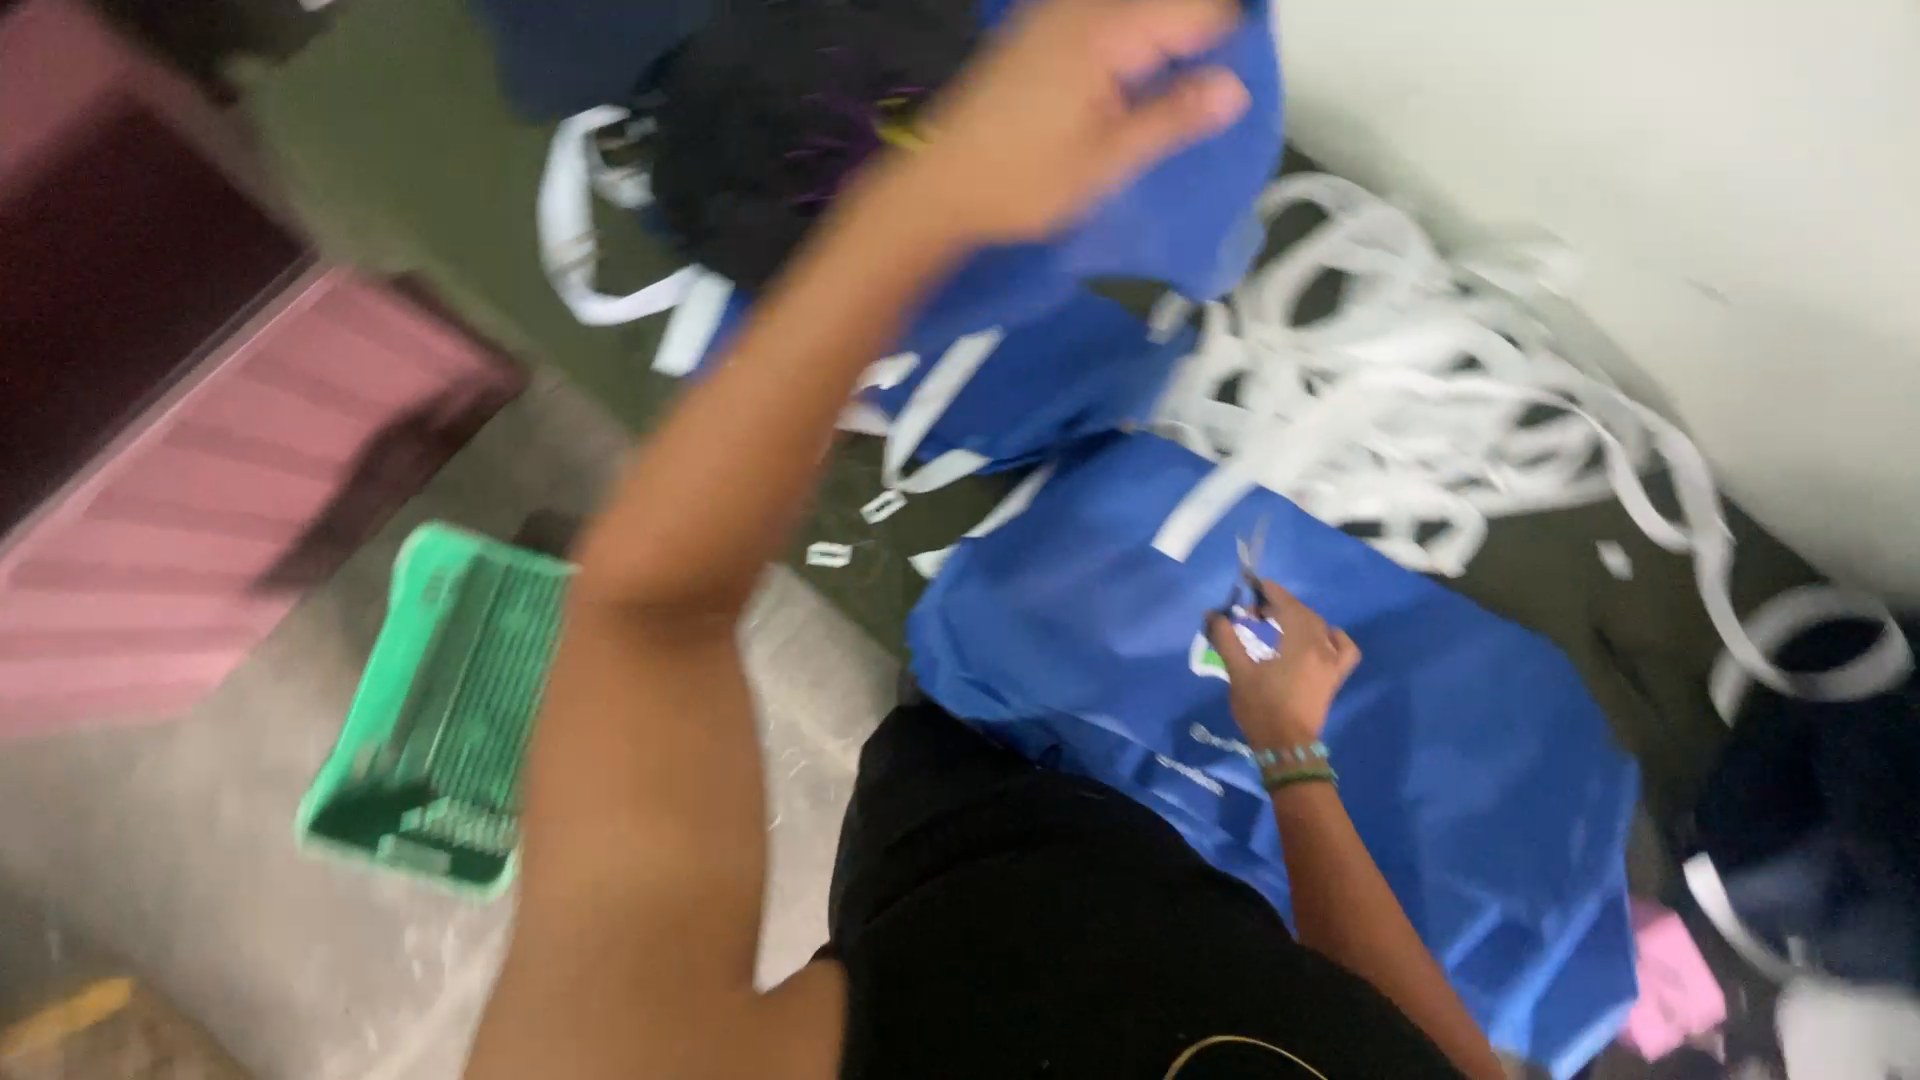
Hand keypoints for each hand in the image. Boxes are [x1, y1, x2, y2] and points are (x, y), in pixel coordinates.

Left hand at [880, 0, 1249, 243]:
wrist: (938, 189)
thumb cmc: (1019, 182)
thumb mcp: (1105, 161)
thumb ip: (1171, 118)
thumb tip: (1235, 89)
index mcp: (1105, 29)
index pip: (1199, 12)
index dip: (1227, 46)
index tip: (1232, 93)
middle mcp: (1078, 7)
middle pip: (1164, 10)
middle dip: (1188, 50)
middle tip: (1193, 109)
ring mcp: (1050, 17)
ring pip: (1130, 19)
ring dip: (1154, 55)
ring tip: (1155, 111)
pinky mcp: (1032, 37)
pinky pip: (1097, 27)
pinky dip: (1119, 56)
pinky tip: (1115, 100)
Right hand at [1207, 581, 1361, 749]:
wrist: (1285, 745)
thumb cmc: (1260, 707)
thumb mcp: (1237, 671)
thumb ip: (1226, 639)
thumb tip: (1213, 614)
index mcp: (1298, 644)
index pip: (1288, 606)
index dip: (1272, 592)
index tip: (1255, 583)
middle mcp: (1320, 648)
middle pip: (1304, 614)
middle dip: (1281, 605)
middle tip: (1256, 608)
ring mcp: (1332, 663)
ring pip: (1320, 627)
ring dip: (1300, 617)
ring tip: (1279, 621)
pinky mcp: (1335, 677)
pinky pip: (1343, 649)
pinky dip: (1334, 637)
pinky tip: (1321, 637)